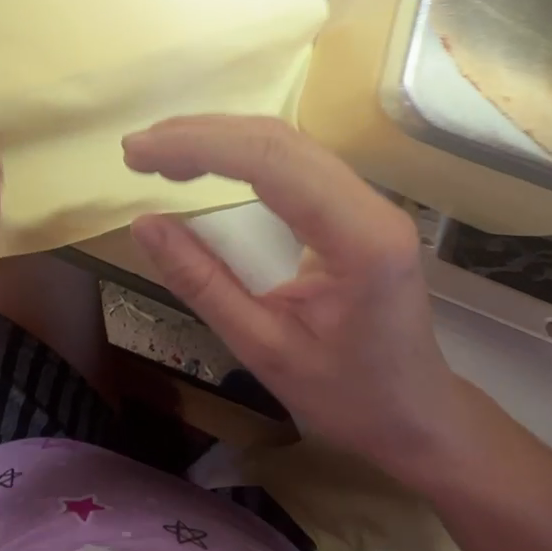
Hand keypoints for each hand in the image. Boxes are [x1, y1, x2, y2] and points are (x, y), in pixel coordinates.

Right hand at [122, 115, 469, 477]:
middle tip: (135, 152)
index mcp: (358, 240)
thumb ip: (201, 282)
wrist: (416, 415)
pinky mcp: (350, 204)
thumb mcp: (261, 348)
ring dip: (212, 137)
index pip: (270, 163)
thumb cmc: (347, 393)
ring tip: (156, 154)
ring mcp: (365, 200)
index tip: (137, 154)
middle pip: (274, 140)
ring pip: (280, 140)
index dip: (197, 147)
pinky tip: (198, 161)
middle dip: (196, 135)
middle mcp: (368, 206)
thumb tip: (142, 222)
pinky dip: (233, 150)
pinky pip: (287, 157)